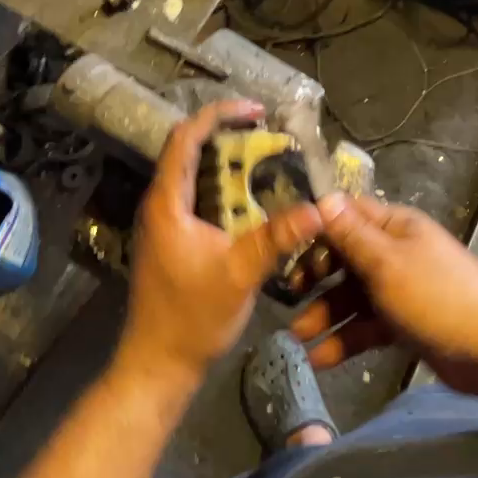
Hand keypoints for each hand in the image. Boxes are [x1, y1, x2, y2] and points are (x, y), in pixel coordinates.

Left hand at [120, 100, 324, 382]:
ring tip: (264, 156)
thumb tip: (319, 208)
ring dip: (225, 160)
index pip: (185, 138)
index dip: (219, 116)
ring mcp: (164, 222)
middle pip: (188, 149)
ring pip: (193, 173)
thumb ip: (277, 238)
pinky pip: (197, 196)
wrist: (158, 365)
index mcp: (167, 203)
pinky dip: (223, 185)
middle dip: (226, 133)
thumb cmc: (192, 318)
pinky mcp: (173, 239)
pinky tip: (251, 198)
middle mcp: (160, 204)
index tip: (256, 111)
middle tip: (265, 131)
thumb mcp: (240, 274)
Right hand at [291, 194, 477, 390]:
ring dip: (326, 315)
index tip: (284, 250)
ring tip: (296, 339)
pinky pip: (368, 325)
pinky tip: (320, 360)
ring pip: (353, 296)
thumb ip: (352, 235)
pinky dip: (346, 339)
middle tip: (287, 299)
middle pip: (346, 258)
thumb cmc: (436, 297)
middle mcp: (396, 252)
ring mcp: (401, 288)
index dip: (316, 230)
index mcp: (395, 227)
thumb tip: (323, 197)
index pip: (347, 216)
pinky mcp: (405, 322)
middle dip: (316, 279)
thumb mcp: (387, 263)